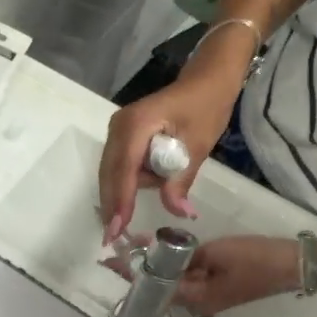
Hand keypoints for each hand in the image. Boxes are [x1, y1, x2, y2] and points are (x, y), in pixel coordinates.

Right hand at [98, 74, 238, 244]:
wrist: (206, 79)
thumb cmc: (206, 106)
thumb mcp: (199, 145)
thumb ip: (181, 180)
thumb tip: (179, 214)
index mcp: (135, 126)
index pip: (123, 170)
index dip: (120, 201)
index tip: (116, 229)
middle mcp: (117, 128)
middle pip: (110, 175)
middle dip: (112, 204)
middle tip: (112, 237)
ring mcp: (116, 131)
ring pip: (110, 173)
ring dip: (118, 196)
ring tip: (124, 221)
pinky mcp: (120, 137)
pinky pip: (117, 166)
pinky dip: (123, 185)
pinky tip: (126, 202)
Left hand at [106, 233, 299, 315]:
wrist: (297, 264)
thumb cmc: (256, 258)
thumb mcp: (215, 254)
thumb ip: (183, 258)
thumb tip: (159, 258)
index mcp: (195, 299)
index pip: (153, 288)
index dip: (131, 274)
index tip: (110, 261)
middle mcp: (197, 304)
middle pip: (159, 286)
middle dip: (141, 268)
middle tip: (123, 247)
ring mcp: (207, 298)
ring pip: (172, 282)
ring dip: (157, 265)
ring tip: (138, 243)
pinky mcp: (216, 289)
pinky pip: (187, 278)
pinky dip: (174, 265)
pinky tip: (164, 248)